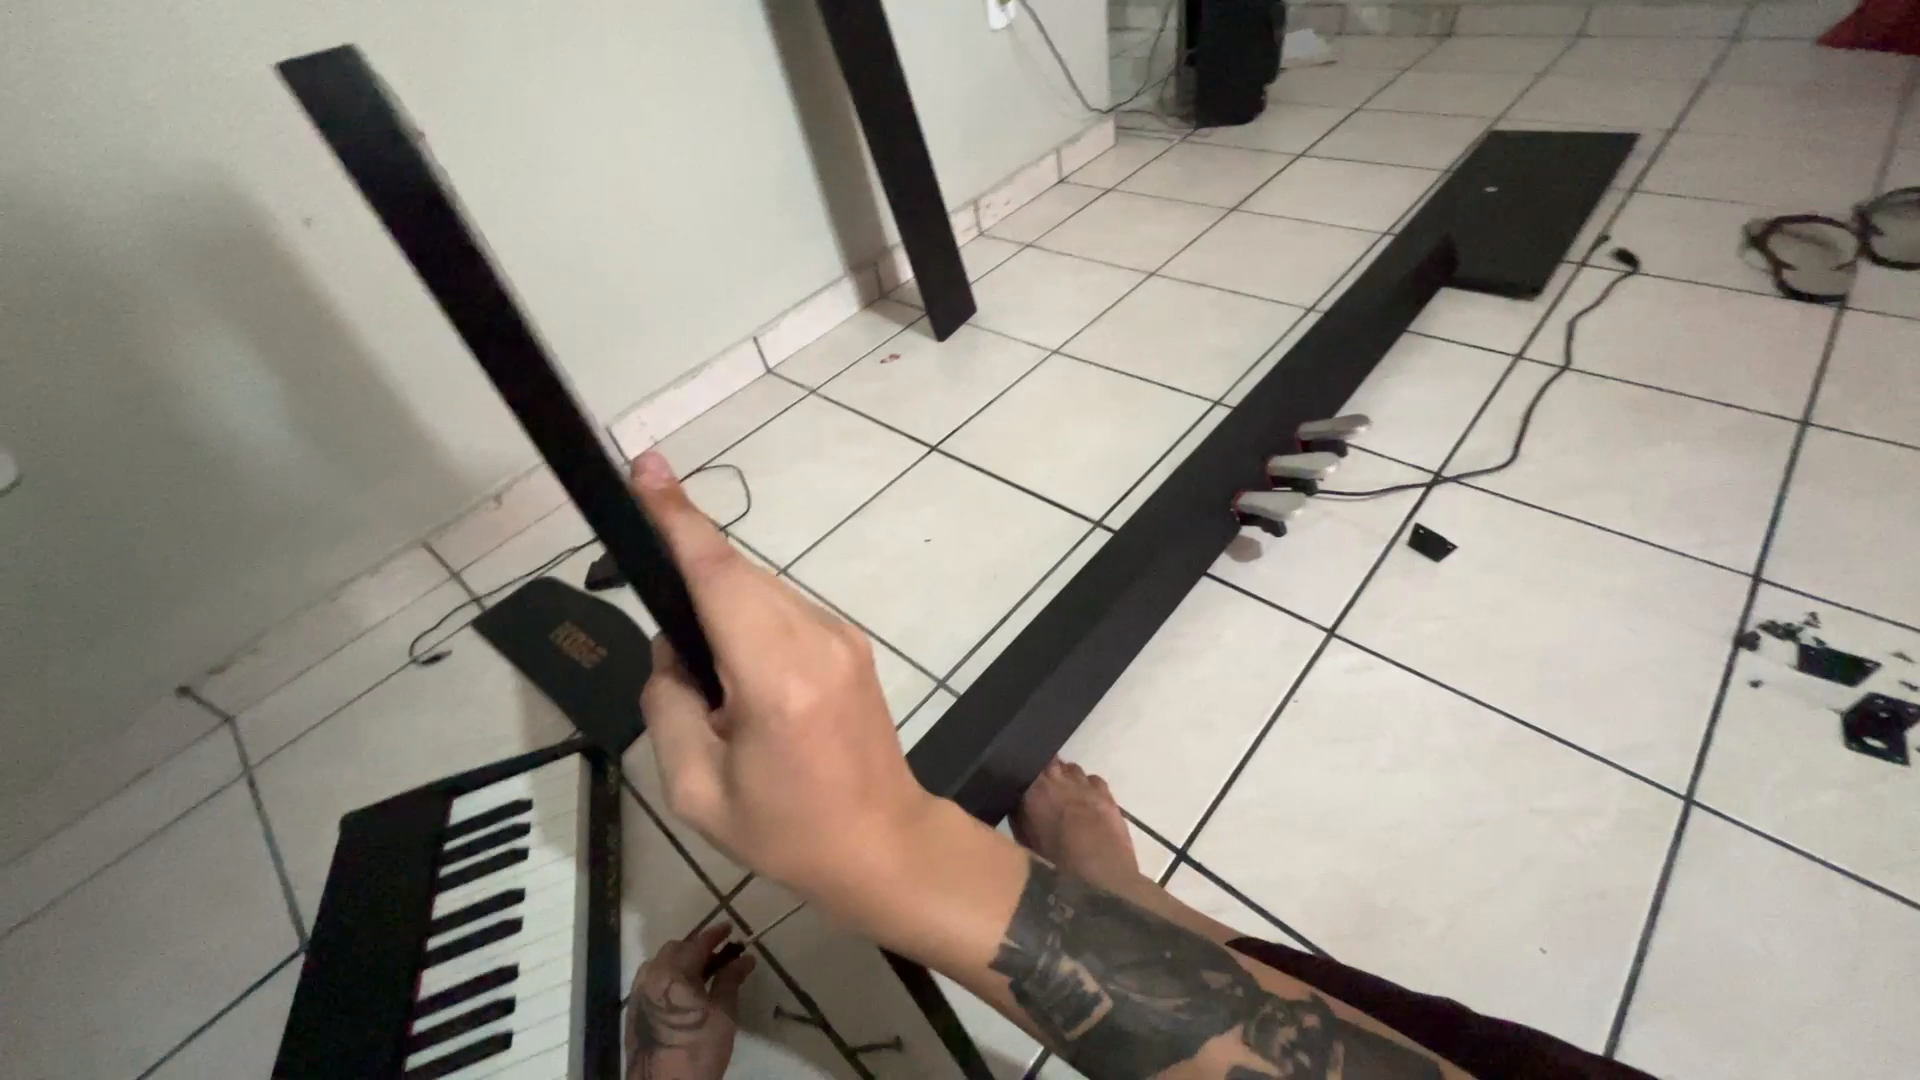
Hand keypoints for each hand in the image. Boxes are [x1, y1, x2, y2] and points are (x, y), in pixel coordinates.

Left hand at [627, 924, 753, 1079]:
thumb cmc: (697, 1051)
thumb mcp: (723, 1015)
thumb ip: (730, 980)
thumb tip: (745, 958)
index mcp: (672, 973)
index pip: (698, 944)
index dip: (716, 935)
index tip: (731, 929)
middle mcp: (651, 978)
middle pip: (675, 949)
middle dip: (697, 947)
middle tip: (720, 955)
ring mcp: (638, 996)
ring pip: (660, 964)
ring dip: (680, 961)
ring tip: (701, 972)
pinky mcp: (633, 1014)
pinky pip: (650, 981)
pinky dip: (667, 976)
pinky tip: (681, 991)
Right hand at [630, 452, 936, 900]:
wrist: (883, 842)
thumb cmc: (787, 830)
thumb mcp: (697, 789)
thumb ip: (667, 703)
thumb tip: (672, 646)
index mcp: (777, 678)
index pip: (718, 576)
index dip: (679, 518)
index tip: (647, 467)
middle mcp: (818, 639)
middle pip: (737, 576)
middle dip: (687, 573)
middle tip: (654, 611)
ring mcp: (843, 636)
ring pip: (762, 591)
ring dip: (720, 608)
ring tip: (709, 679)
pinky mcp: (854, 643)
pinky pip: (785, 611)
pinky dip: (749, 622)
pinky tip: (742, 673)